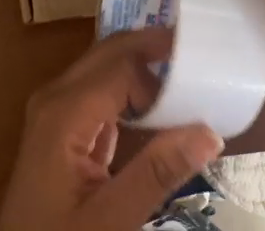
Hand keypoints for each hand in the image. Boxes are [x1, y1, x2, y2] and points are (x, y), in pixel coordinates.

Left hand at [0, 28, 224, 230]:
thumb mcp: (111, 217)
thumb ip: (157, 172)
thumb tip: (209, 132)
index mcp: (64, 110)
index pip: (121, 66)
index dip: (161, 74)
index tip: (201, 92)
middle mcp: (55, 97)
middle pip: (108, 54)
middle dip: (151, 50)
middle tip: (198, 57)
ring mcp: (54, 111)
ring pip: (103, 70)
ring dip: (142, 71)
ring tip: (186, 82)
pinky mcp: (60, 129)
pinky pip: (98, 95)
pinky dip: (130, 96)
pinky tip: (157, 111)